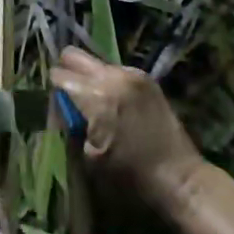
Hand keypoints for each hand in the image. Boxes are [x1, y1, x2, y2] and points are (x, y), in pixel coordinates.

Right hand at [49, 46, 201, 205]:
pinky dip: (111, 83)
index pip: (58, 74)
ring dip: (91, 79)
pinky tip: (118, 106)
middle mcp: (112, 76)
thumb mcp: (89, 157)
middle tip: (73, 99)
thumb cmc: (130, 176)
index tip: (59, 107)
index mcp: (95, 96)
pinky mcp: (147, 78)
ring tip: (99, 106)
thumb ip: (69, 126)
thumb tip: (59, 109)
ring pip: (96, 62)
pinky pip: (117, 71)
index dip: (54, 90)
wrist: (179, 178)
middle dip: (68, 73)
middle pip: (73, 55)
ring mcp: (132, 74)